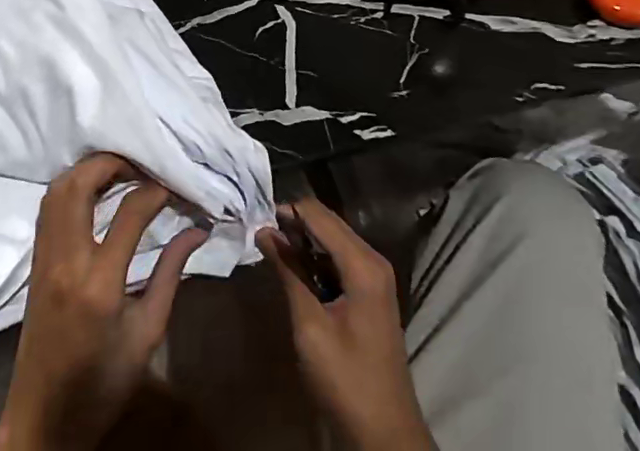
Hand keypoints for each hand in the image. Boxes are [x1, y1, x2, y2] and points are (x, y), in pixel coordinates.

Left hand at [0, 153, 208, 450]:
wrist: (42, 419)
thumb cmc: (103, 382)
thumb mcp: (148, 332)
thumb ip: (172, 273)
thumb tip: (198, 229)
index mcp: (99, 283)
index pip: (130, 211)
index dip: (158, 189)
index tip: (178, 184)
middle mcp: (65, 261)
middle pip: (80, 185)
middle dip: (114, 163)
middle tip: (145, 162)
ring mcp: (43, 260)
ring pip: (57, 191)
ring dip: (89, 170)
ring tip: (124, 169)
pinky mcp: (34, 264)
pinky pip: (48, 209)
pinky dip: (72, 187)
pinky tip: (96, 191)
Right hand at [259, 197, 435, 450]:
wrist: (384, 429)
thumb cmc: (345, 378)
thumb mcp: (310, 325)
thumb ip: (289, 273)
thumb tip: (265, 232)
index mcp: (363, 264)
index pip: (320, 215)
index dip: (288, 210)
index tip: (255, 215)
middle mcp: (373, 260)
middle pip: (329, 222)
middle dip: (294, 222)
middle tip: (259, 231)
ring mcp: (375, 276)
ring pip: (334, 239)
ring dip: (303, 239)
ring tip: (269, 245)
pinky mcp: (370, 291)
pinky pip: (340, 258)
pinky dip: (316, 256)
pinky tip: (292, 266)